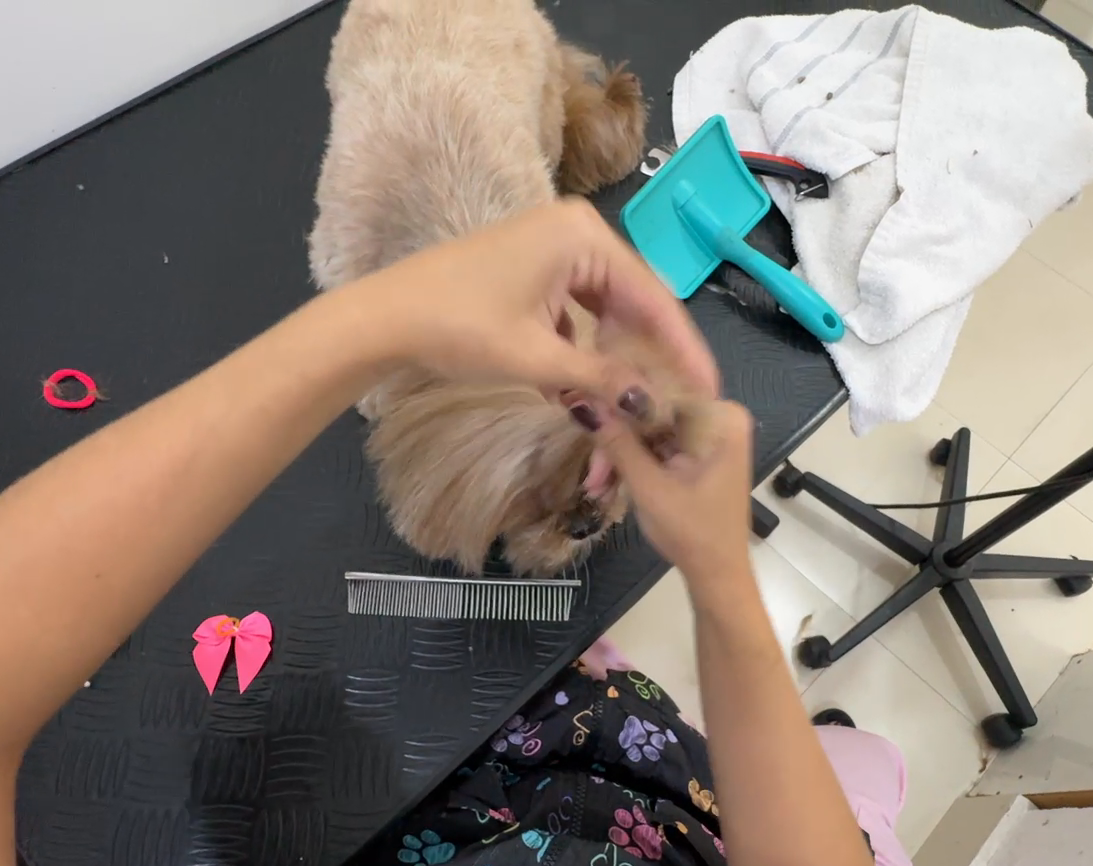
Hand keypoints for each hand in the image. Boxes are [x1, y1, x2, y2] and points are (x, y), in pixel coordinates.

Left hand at [352, 198, 720, 401]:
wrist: (384, 318)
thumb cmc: (458, 328)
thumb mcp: (536, 358)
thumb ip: (601, 378)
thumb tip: (651, 405)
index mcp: (584, 237)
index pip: (653, 298)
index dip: (682, 349)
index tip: (708, 388)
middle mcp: (576, 234)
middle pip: (631, 305)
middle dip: (645, 359)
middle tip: (667, 404)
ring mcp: (552, 252)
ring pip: (604, 313)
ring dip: (611, 361)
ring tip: (628, 403)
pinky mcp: (533, 274)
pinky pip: (575, 314)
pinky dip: (580, 352)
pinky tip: (583, 389)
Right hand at [596, 400, 756, 585]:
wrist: (717, 575)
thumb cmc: (692, 532)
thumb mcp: (649, 487)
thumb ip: (617, 443)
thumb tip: (582, 404)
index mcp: (720, 417)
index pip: (660, 387)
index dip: (618, 399)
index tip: (582, 408)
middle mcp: (719, 417)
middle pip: (652, 411)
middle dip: (616, 439)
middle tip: (591, 471)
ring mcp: (708, 436)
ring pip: (649, 430)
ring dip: (619, 455)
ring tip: (595, 485)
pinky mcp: (697, 454)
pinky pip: (657, 446)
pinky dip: (634, 463)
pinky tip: (608, 483)